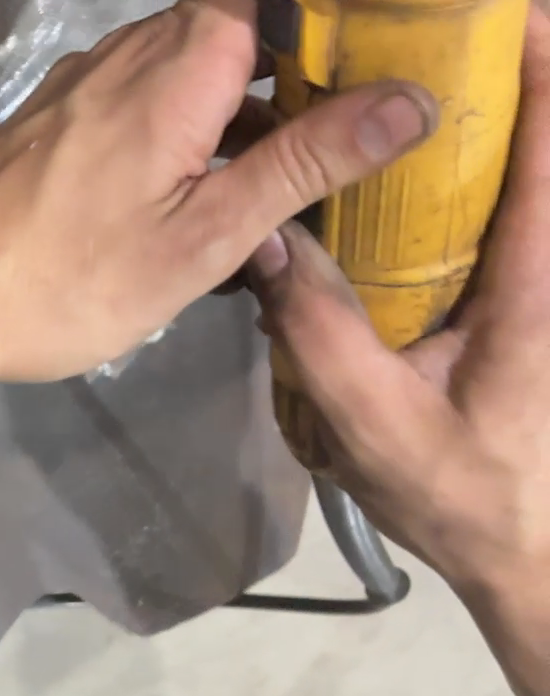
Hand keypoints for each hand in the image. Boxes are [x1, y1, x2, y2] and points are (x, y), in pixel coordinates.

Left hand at [0, 0, 435, 381]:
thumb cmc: (56, 283)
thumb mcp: (196, 239)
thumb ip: (302, 162)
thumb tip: (412, 99)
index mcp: (185, 56)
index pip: (293, 4)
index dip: (347, 40)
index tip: (371, 96)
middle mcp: (125, 53)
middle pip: (241, 40)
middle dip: (287, 98)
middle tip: (319, 168)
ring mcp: (71, 92)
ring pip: (179, 87)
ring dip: (221, 137)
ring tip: (246, 212)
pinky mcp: (37, 133)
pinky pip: (124, 120)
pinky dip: (161, 153)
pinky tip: (166, 215)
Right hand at [249, 8, 549, 604]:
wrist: (524, 546)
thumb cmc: (455, 486)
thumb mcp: (372, 415)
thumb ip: (318, 332)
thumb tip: (269, 245)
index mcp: (540, 287)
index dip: (543, 80)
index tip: (517, 20)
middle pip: (543, 161)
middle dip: (507, 96)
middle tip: (438, 55)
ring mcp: (535, 294)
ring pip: (520, 195)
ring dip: (477, 144)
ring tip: (414, 110)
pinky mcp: (515, 316)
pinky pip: (493, 236)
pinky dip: (456, 199)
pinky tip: (401, 197)